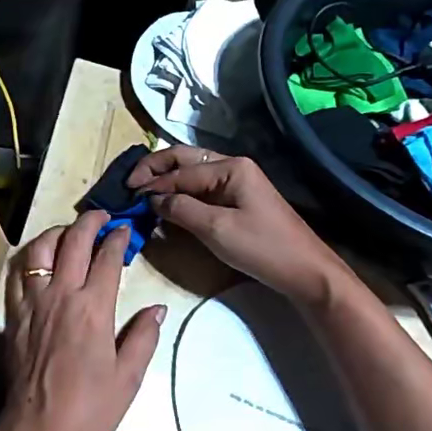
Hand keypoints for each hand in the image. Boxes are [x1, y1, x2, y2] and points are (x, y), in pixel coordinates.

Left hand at [0, 211, 164, 430]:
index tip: (126, 230)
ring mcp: (32, 304)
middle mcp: (61, 296)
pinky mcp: (13, 316)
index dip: (118, 239)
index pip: (107, 258)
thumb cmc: (89, 409)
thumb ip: (143, 337)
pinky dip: (31, 257)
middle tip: (102, 217)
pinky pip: (18, 274)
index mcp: (93, 308)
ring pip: (40, 250)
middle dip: (90, 222)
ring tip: (70, 233)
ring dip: (57, 233)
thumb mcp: (129, 377)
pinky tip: (40, 260)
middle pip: (73, 242)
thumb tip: (157, 308)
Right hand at [127, 146, 354, 306]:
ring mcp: (237, 182)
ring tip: (142, 195)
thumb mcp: (217, 229)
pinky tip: (168, 205)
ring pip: (193, 174)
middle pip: (186, 160)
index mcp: (230, 167)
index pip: (181, 170)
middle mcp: (233, 166)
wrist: (305, 270)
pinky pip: (203, 189)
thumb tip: (152, 198)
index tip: (126, 196)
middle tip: (129, 186)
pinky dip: (182, 194)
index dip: (152, 183)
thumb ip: (182, 209)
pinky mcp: (239, 199)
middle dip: (156, 170)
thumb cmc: (262, 247)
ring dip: (168, 182)